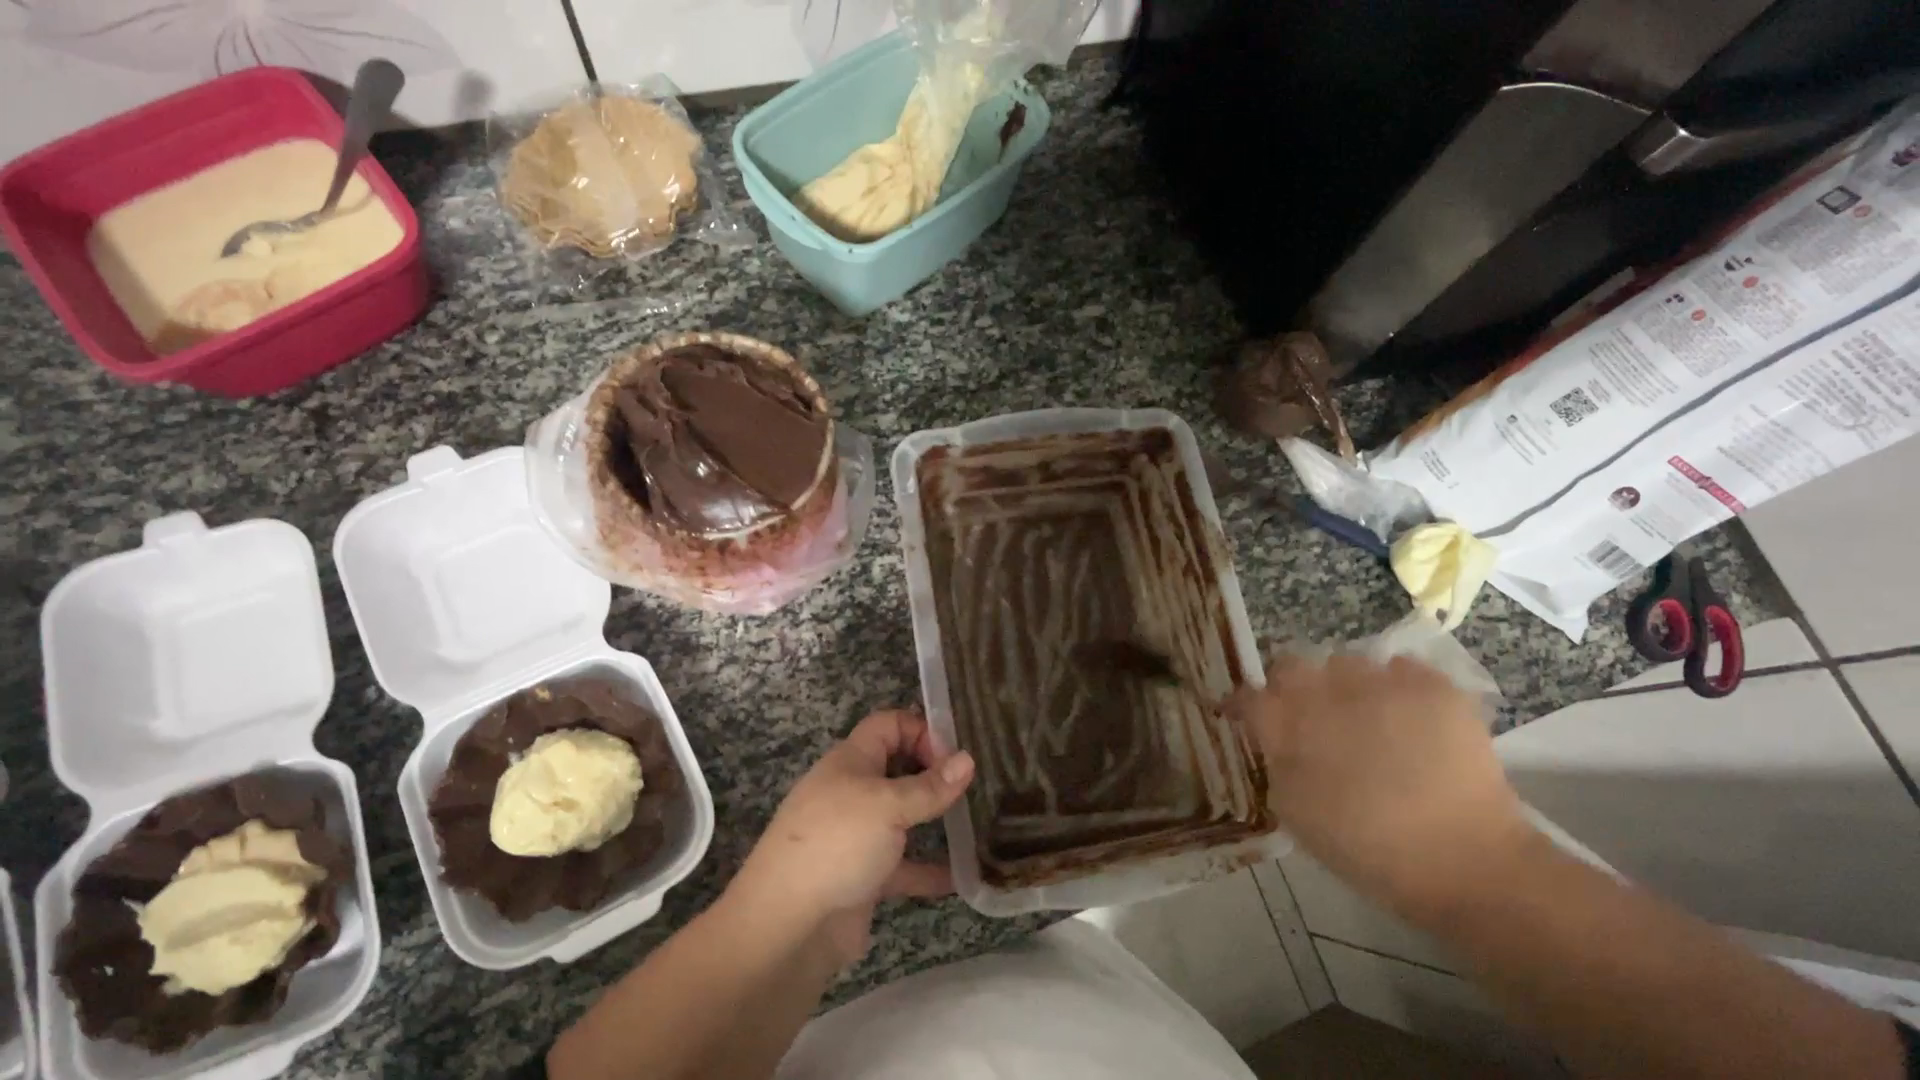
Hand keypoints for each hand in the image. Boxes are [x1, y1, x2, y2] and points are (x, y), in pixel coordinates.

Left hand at [729, 708, 974, 968]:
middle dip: (935, 775)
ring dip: (937, 822)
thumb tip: (967, 759)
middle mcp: (852, 793)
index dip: (921, 730)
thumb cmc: (837, 844)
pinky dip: (931, 870)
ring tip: (981, 825)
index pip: (888, 726)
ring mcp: (856, 836)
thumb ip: (930, 786)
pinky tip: (965, 876)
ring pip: (903, 819)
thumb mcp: (888, 805)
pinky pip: (904, 867)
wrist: (788, 925)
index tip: (955, 756)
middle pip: (898, 770)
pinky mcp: (863, 878)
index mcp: (851, 761)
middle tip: (978, 785)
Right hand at [1226, 654, 1534, 916]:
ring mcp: (1384, 683)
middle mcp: (1330, 691)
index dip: (1246, 705)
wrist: (1464, 859)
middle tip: (1313, 720)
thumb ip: (1276, 762)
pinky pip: (1401, 669)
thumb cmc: (1368, 848)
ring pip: (1349, 662)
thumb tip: (1271, 735)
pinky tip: (1409, 720)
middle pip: (1294, 666)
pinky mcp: (1433, 686)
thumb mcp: (1297, 813)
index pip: (1250, 696)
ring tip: (1366, 718)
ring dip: (1347, 685)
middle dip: (1295, 687)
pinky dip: (1397, 687)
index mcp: (1291, 727)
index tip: (1249, 719)